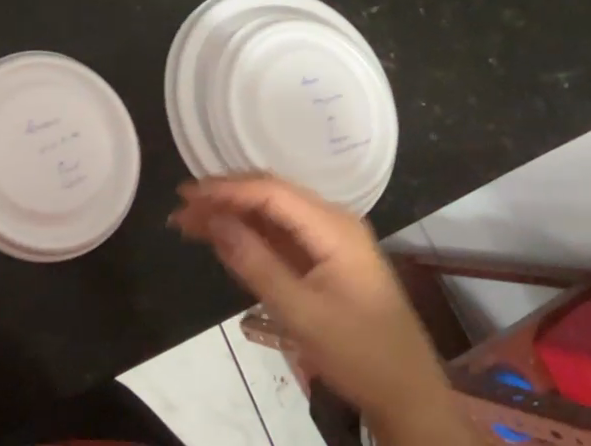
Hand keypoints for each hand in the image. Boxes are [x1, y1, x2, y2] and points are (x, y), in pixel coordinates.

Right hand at [171, 175, 472, 445]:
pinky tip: (222, 240)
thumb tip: (212, 220)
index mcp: (334, 227)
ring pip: (271, 215)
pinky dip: (249, 235)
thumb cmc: (360, 354)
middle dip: (223, 199)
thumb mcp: (301, 312)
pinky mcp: (326, 261)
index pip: (269, 192)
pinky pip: (281, 236)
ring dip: (232, 216)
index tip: (184, 197)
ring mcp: (331, 242)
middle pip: (269, 196)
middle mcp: (333, 223)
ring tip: (189, 224)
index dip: (225, 190)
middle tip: (180, 211)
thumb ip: (254, 262)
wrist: (409, 399)